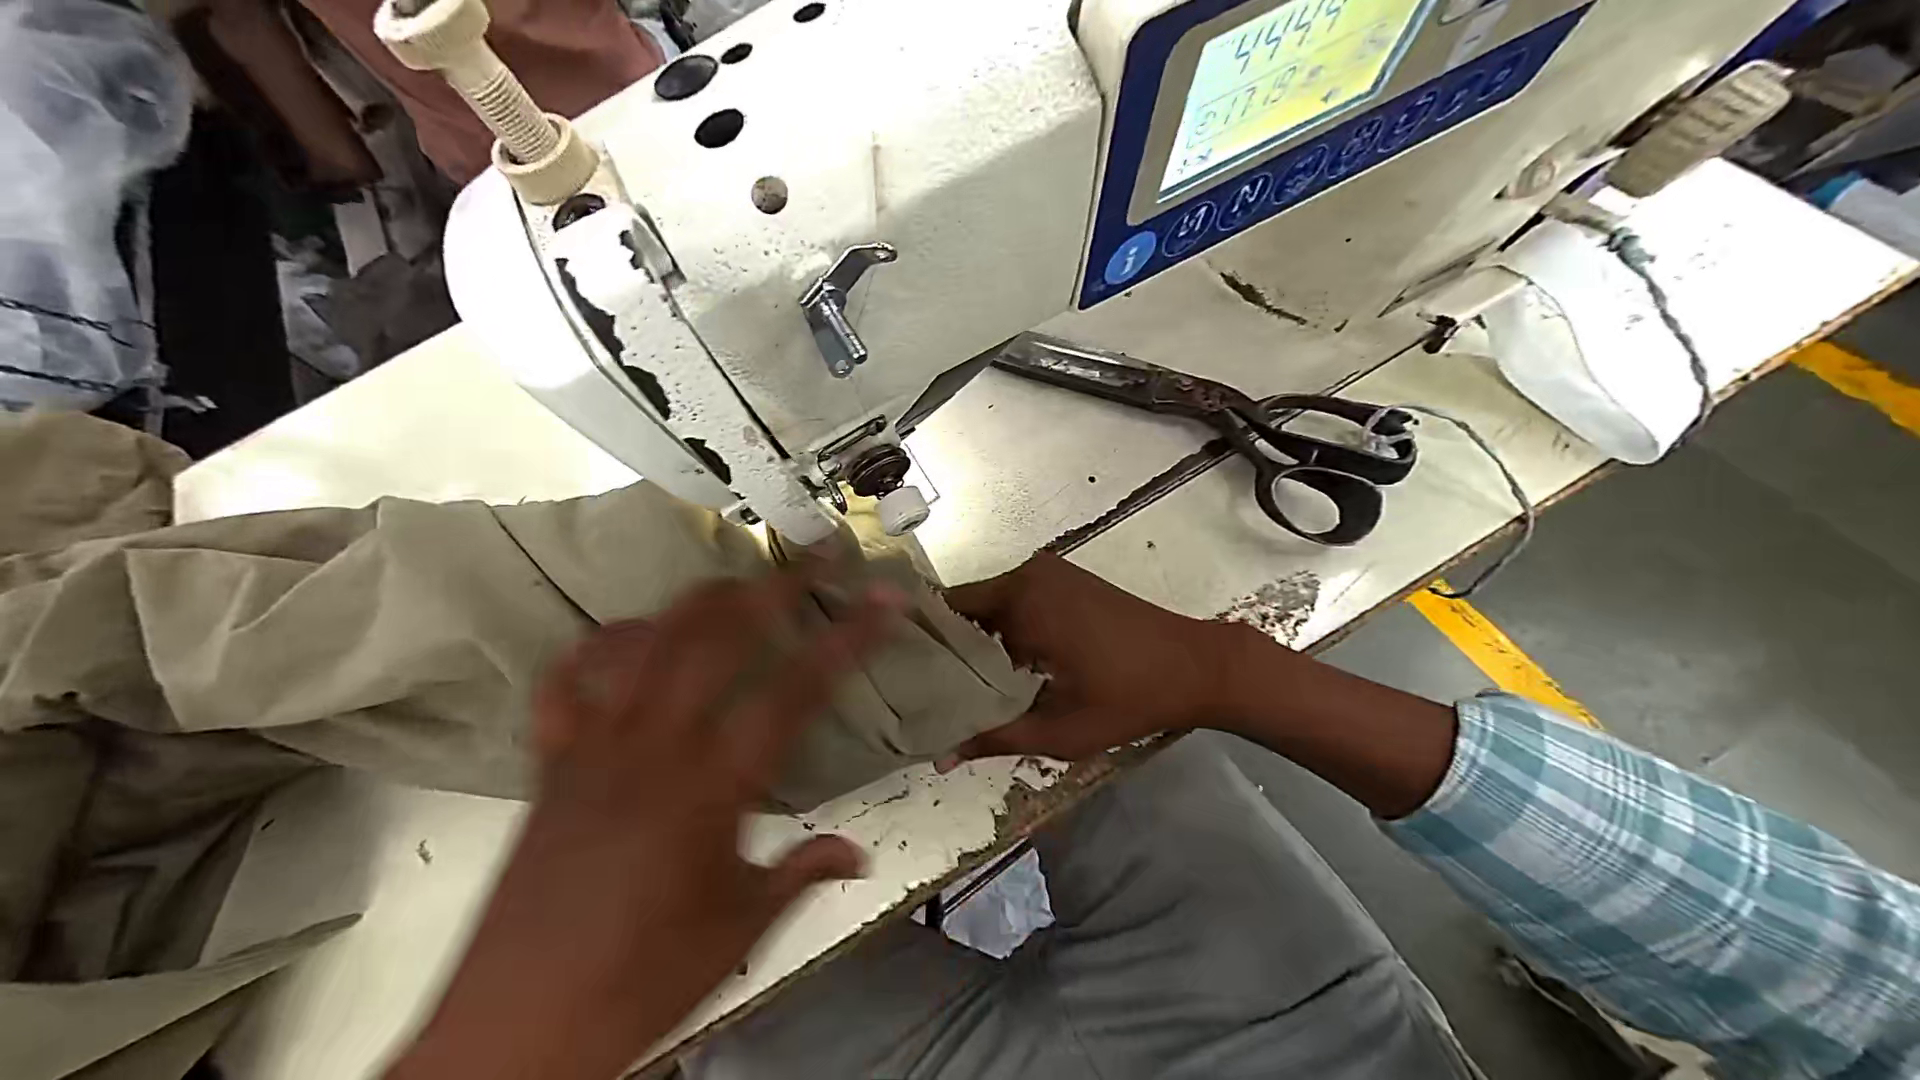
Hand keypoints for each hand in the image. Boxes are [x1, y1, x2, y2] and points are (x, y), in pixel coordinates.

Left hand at [389, 573, 901, 1079]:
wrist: (510, 1032)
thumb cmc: (641, 981)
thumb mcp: (740, 928)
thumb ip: (802, 872)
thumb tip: (858, 853)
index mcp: (713, 784)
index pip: (798, 689)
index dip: (849, 638)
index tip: (883, 601)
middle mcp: (654, 745)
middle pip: (721, 636)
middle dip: (776, 587)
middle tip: (815, 556)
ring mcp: (595, 745)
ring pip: (648, 642)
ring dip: (699, 600)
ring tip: (739, 578)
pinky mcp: (551, 762)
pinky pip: (567, 684)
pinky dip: (598, 648)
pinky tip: (628, 634)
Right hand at [945, 553, 1265, 760]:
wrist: (1198, 666)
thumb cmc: (1130, 697)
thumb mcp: (1061, 729)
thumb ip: (996, 738)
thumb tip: (940, 757)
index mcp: (1022, 599)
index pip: (947, 611)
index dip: (925, 644)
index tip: (906, 677)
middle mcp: (1028, 574)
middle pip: (967, 608)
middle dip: (951, 647)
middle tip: (931, 690)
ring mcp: (1051, 572)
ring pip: (992, 605)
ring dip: (979, 640)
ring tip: (961, 684)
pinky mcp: (1067, 580)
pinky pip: (1018, 601)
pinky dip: (1006, 629)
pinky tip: (1004, 667)